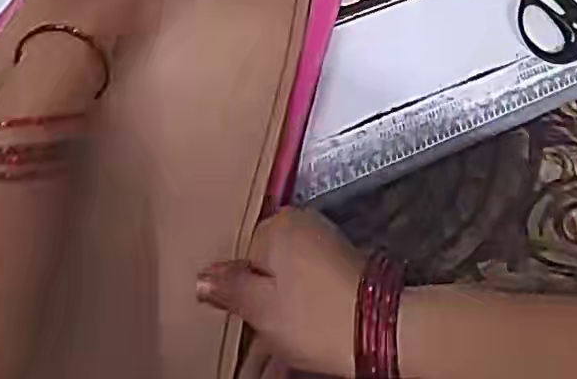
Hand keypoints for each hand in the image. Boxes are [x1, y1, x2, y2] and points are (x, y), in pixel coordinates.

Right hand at [197, 208, 363, 376]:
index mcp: (277, 225)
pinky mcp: (338, 262)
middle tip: (254, 337)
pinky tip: (293, 342)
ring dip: (276, 315)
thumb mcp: (260, 308)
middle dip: (257, 301)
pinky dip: (297, 311)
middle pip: (265, 265)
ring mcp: (322, 241)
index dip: (236, 288)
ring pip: (286, 281)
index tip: (237, 316)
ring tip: (272, 352)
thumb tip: (203, 276)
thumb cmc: (312, 315)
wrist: (374, 324)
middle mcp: (300, 224)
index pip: (241, 251)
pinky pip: (306, 286)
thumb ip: (229, 287)